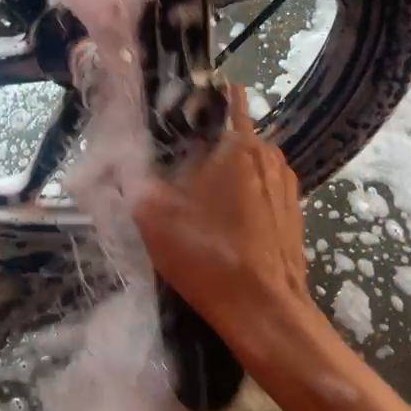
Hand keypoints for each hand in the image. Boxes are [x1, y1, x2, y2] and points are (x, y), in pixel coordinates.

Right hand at [133, 85, 311, 332]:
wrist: (266, 313)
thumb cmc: (209, 255)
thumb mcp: (153, 215)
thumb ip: (131, 177)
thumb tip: (116, 155)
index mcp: (239, 142)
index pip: (226, 96)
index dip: (200, 99)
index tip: (176, 115)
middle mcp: (269, 153)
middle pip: (233, 133)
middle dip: (207, 144)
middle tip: (176, 168)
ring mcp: (287, 183)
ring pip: (248, 163)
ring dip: (226, 172)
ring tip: (198, 199)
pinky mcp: (295, 212)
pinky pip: (263, 189)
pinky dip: (244, 196)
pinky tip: (225, 223)